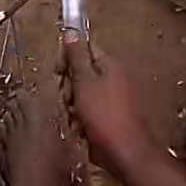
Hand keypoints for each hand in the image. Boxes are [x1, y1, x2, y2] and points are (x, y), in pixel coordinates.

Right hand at [64, 31, 153, 169]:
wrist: (127, 154)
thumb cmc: (104, 115)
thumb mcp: (84, 82)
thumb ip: (76, 56)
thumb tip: (71, 31)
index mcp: (109, 63)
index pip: (83, 47)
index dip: (67, 58)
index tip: (59, 72)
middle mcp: (113, 76)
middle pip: (81, 71)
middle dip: (69, 86)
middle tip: (68, 99)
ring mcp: (113, 97)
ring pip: (82, 92)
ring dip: (73, 105)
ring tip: (75, 118)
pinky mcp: (111, 116)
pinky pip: (89, 110)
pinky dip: (82, 118)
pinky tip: (81, 129)